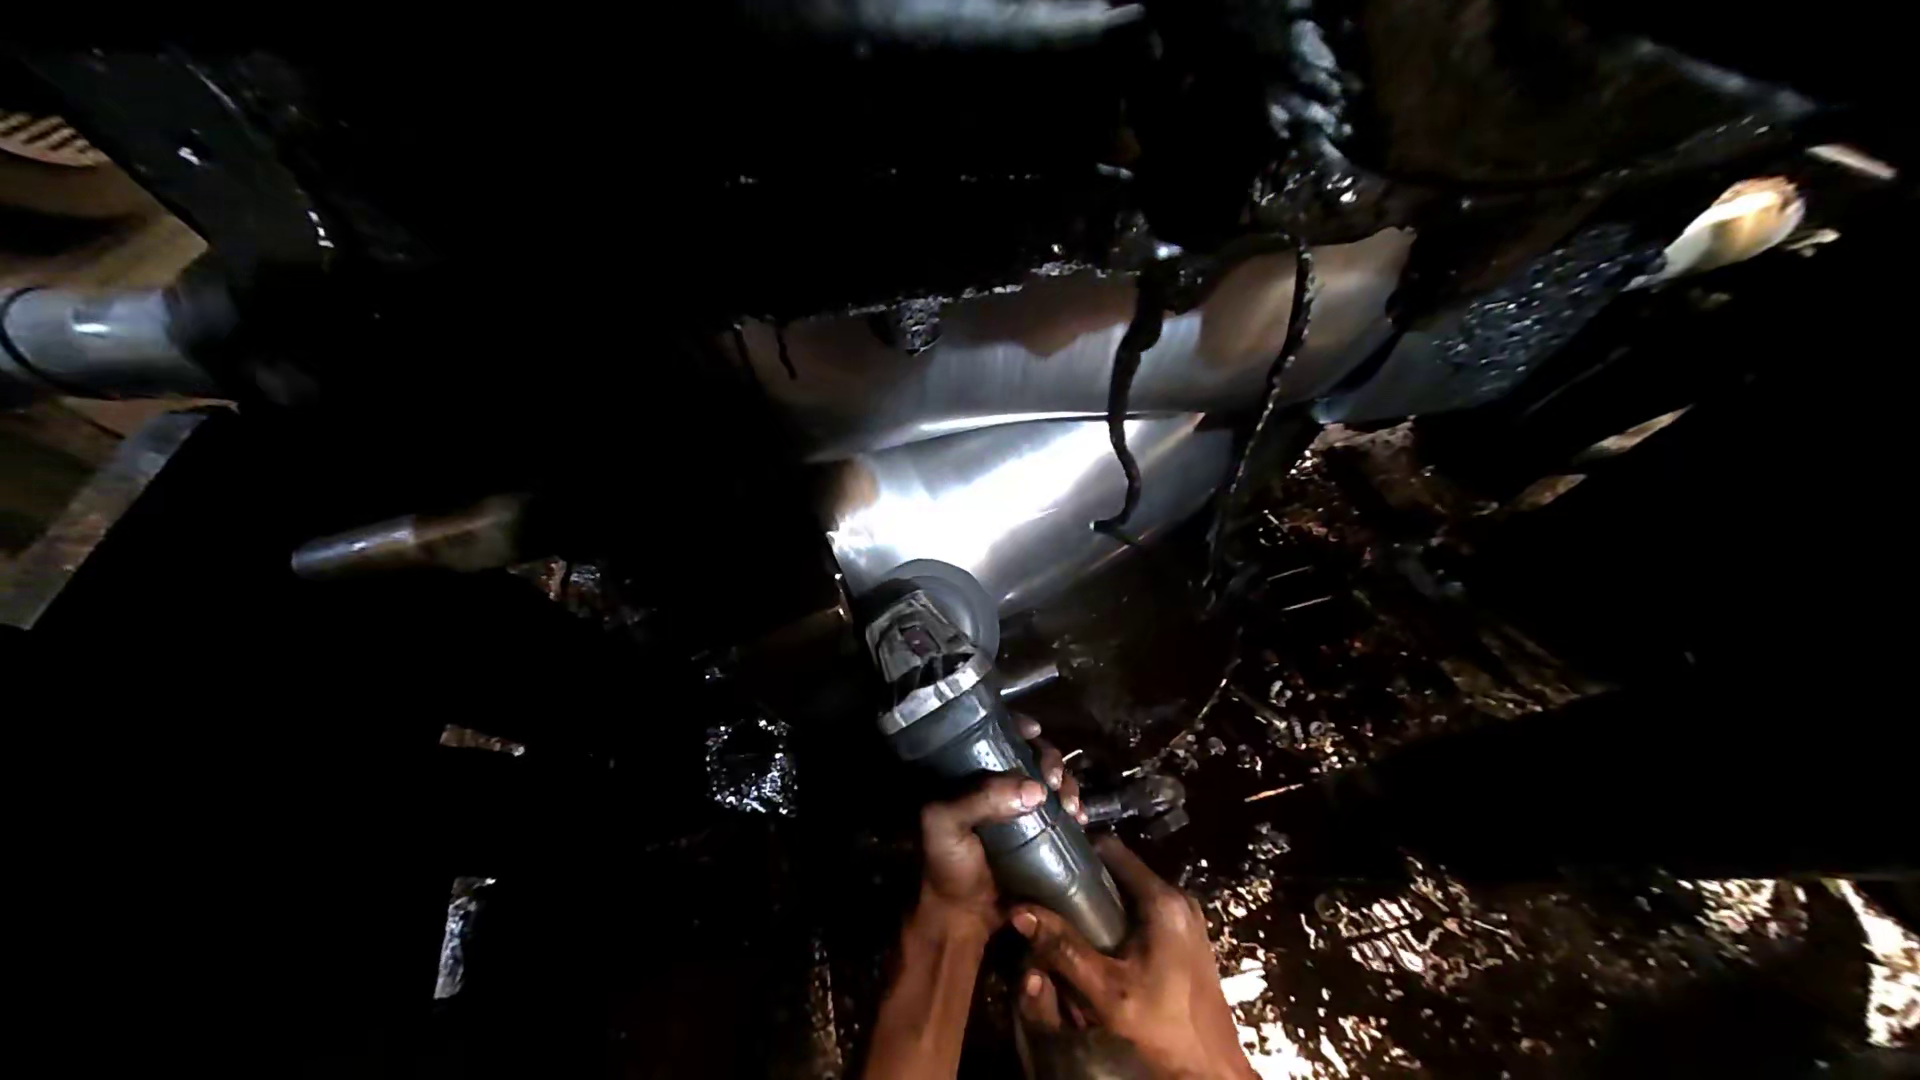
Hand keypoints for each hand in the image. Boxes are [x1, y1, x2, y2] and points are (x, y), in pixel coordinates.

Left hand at [915, 714, 1085, 932]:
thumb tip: (1037, 790)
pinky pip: (1061, 807)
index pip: (994, 733)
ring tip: (1070, 806)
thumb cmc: (946, 863)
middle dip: (1049, 759)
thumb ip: (982, 800)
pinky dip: (1074, 806)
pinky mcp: (1039, 828)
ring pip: (1050, 778)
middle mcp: (996, 781)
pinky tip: (1080, 818)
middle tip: (1055, 780)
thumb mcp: (947, 824)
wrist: (962, 917)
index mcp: (968, 771)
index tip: (1035, 732)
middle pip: (1030, 752)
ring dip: (1067, 784)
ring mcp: (1019, 804)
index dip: (1017, 724)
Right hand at [1011, 836, 1255, 1079]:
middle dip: (1085, 879)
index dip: (1076, 850)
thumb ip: (1063, 949)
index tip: (1047, 861)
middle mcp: (1178, 897)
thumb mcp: (1106, 992)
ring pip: (1130, 889)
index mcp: (1162, 899)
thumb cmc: (1163, 1029)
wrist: (1213, 1074)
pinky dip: (1118, 914)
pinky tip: (1096, 937)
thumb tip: (1020, 912)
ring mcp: (1185, 916)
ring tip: (1066, 913)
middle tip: (1050, 893)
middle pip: (1119, 869)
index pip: (1110, 848)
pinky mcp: (1185, 934)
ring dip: (1100, 898)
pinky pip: (1143, 908)